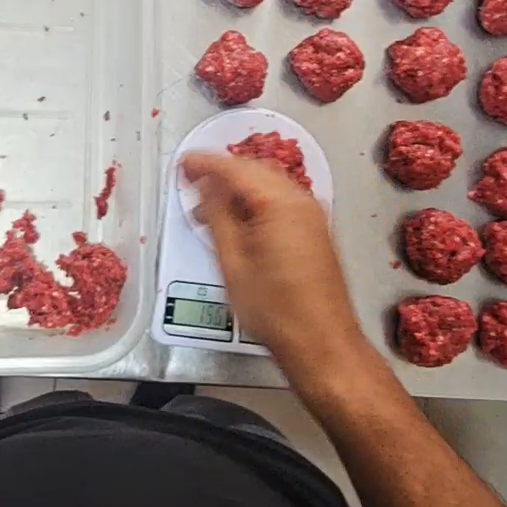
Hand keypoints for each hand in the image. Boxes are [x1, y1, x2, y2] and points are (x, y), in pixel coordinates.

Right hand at [183, 152, 369, 382]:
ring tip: (207, 208)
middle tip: (191, 182)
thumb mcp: (233, 262)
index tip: (184, 165)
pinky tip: (236, 222)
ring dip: (238, 189)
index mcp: (280, 204)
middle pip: (255, 171)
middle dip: (221, 174)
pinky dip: (256, 202)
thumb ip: (218, 216)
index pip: (235, 169)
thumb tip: (206, 187)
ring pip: (269, 185)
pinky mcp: (315, 230)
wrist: (322, 343)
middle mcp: (302, 201)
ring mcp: (312, 215)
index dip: (205, 164)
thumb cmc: (277, 311)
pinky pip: (281, 201)